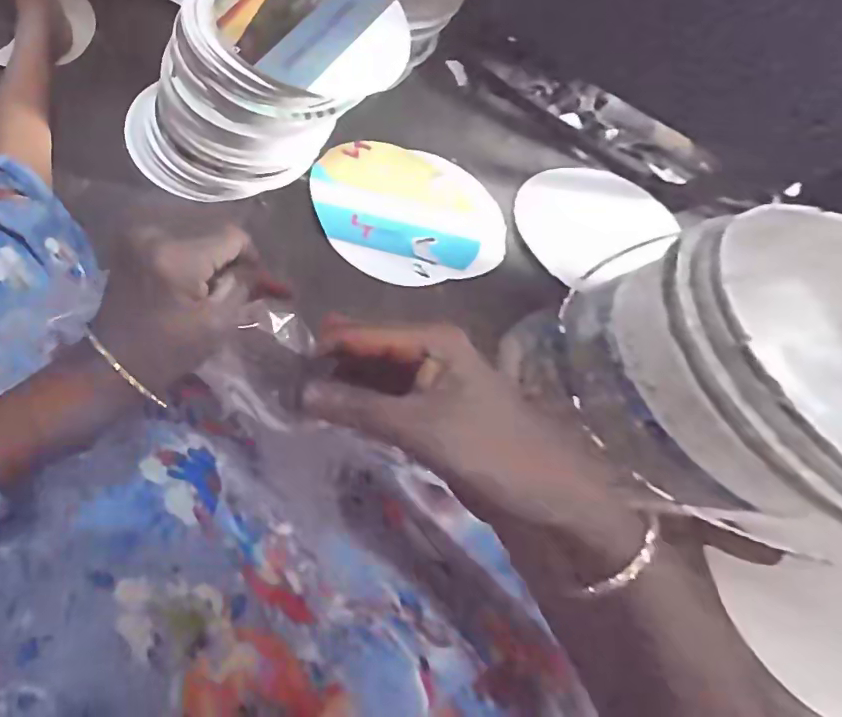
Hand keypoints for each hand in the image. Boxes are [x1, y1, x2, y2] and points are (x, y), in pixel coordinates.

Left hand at [88, 223, 288, 396]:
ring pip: (193, 232)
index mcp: (177, 255)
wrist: (114, 359)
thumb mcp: (217, 322)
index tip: (252, 283)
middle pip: (211, 230)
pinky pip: (172, 237)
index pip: (231, 235)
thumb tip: (252, 265)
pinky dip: (186, 254)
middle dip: (227, 256)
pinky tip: (187, 279)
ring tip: (207, 286)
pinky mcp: (131, 242)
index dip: (250, 257)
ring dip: (207, 254)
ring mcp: (138, 235)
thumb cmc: (168, 348)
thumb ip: (241, 284)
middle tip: (232, 287)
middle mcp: (155, 234)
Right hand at [299, 318, 638, 541]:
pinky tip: (328, 415)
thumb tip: (297, 394)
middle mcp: (426, 349)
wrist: (558, 508)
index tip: (284, 370)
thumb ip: (355, 408)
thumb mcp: (418, 428)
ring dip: (337, 387)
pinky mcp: (426, 408)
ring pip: (367, 373)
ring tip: (298, 402)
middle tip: (286, 387)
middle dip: (326, 366)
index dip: (321, 349)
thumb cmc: (493, 452)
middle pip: (360, 349)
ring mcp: (427, 379)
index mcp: (431, 338)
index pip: (358, 332)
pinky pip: (379, 396)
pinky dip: (355, 404)